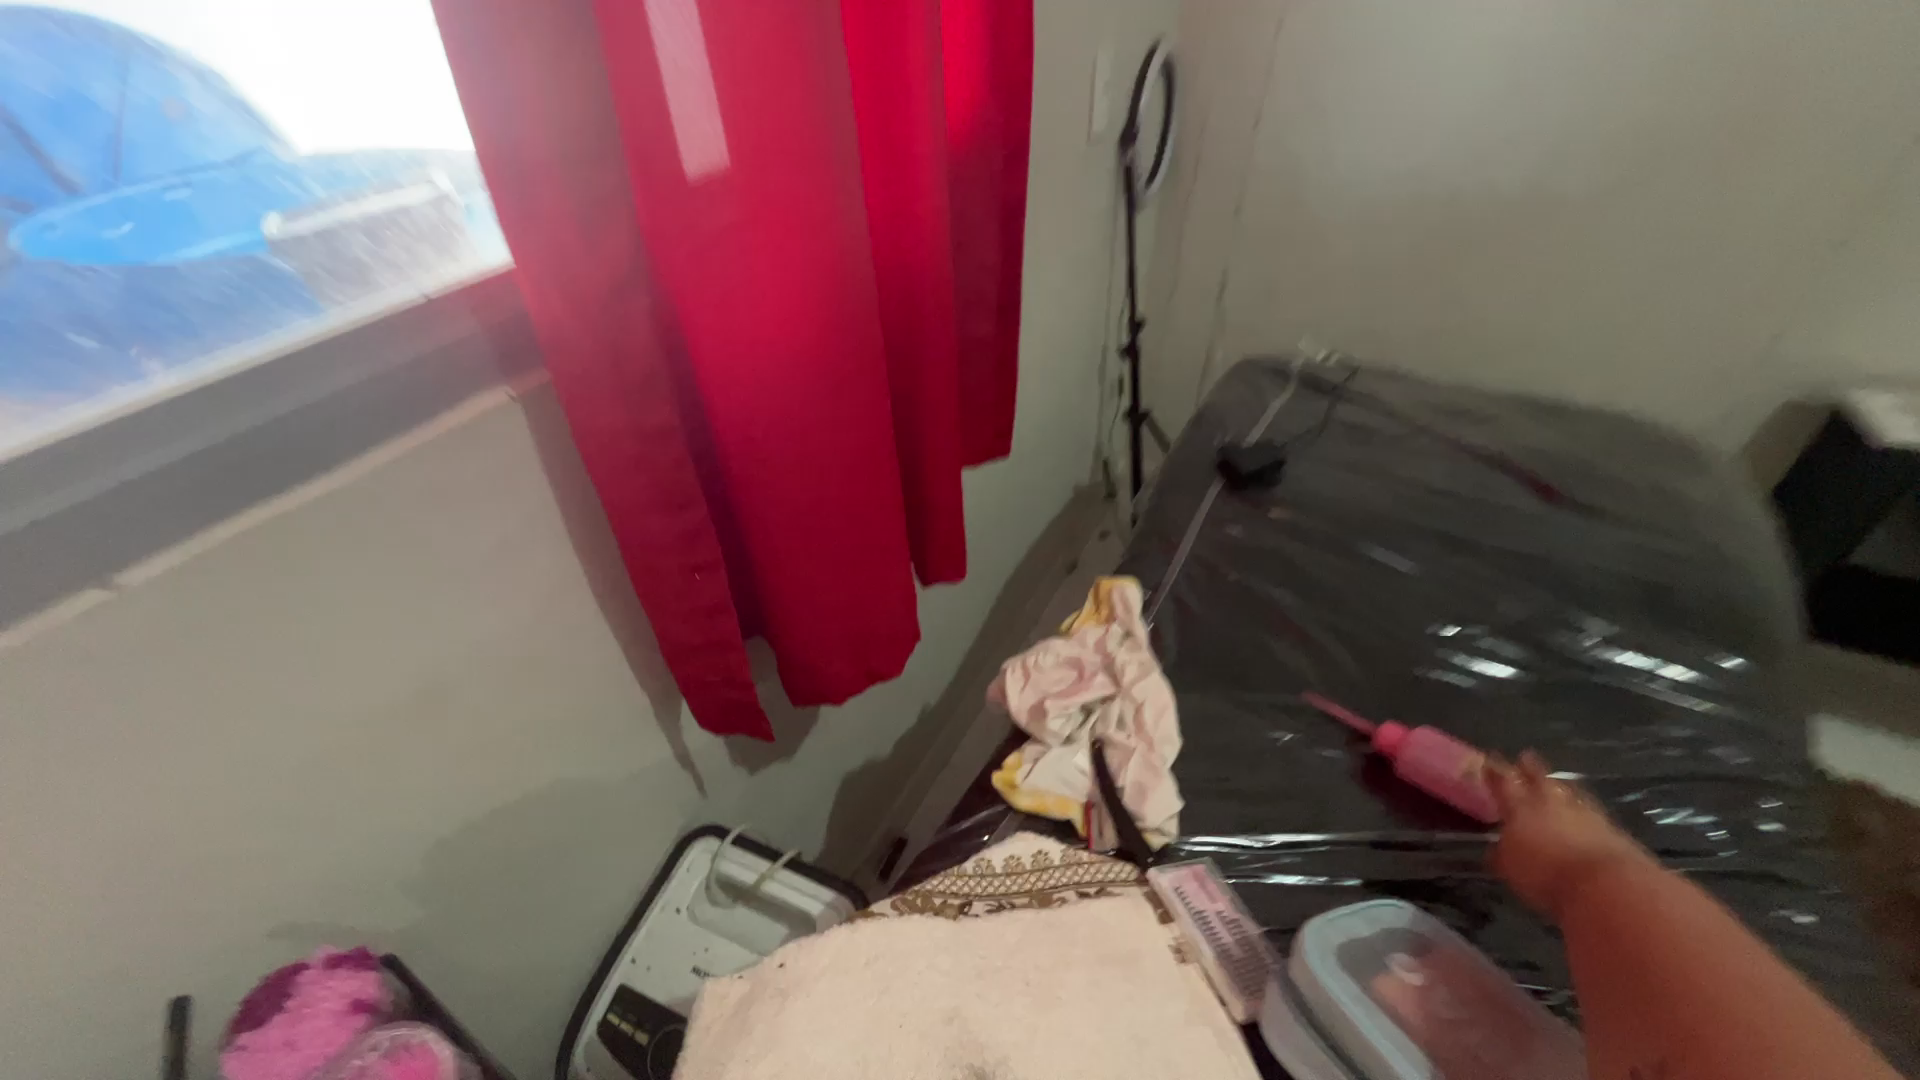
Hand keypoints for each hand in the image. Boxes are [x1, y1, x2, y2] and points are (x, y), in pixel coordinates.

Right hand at [1485, 751, 1656, 921]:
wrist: (1610, 888)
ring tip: (1556, 782)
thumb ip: (1501, 855)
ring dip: (1560, 786)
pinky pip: (1592, 812)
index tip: (1488, 761)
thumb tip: (1496, 849)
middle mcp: (1551, 804)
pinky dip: (1584, 810)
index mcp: (1519, 808)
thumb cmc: (1546, 876)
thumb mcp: (1510, 869)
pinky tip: (1584, 814)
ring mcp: (1585, 814)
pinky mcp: (1613, 830)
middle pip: (1539, 777)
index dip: (1494, 771)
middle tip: (1525, 756)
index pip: (1502, 782)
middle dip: (1529, 767)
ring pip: (1569, 792)